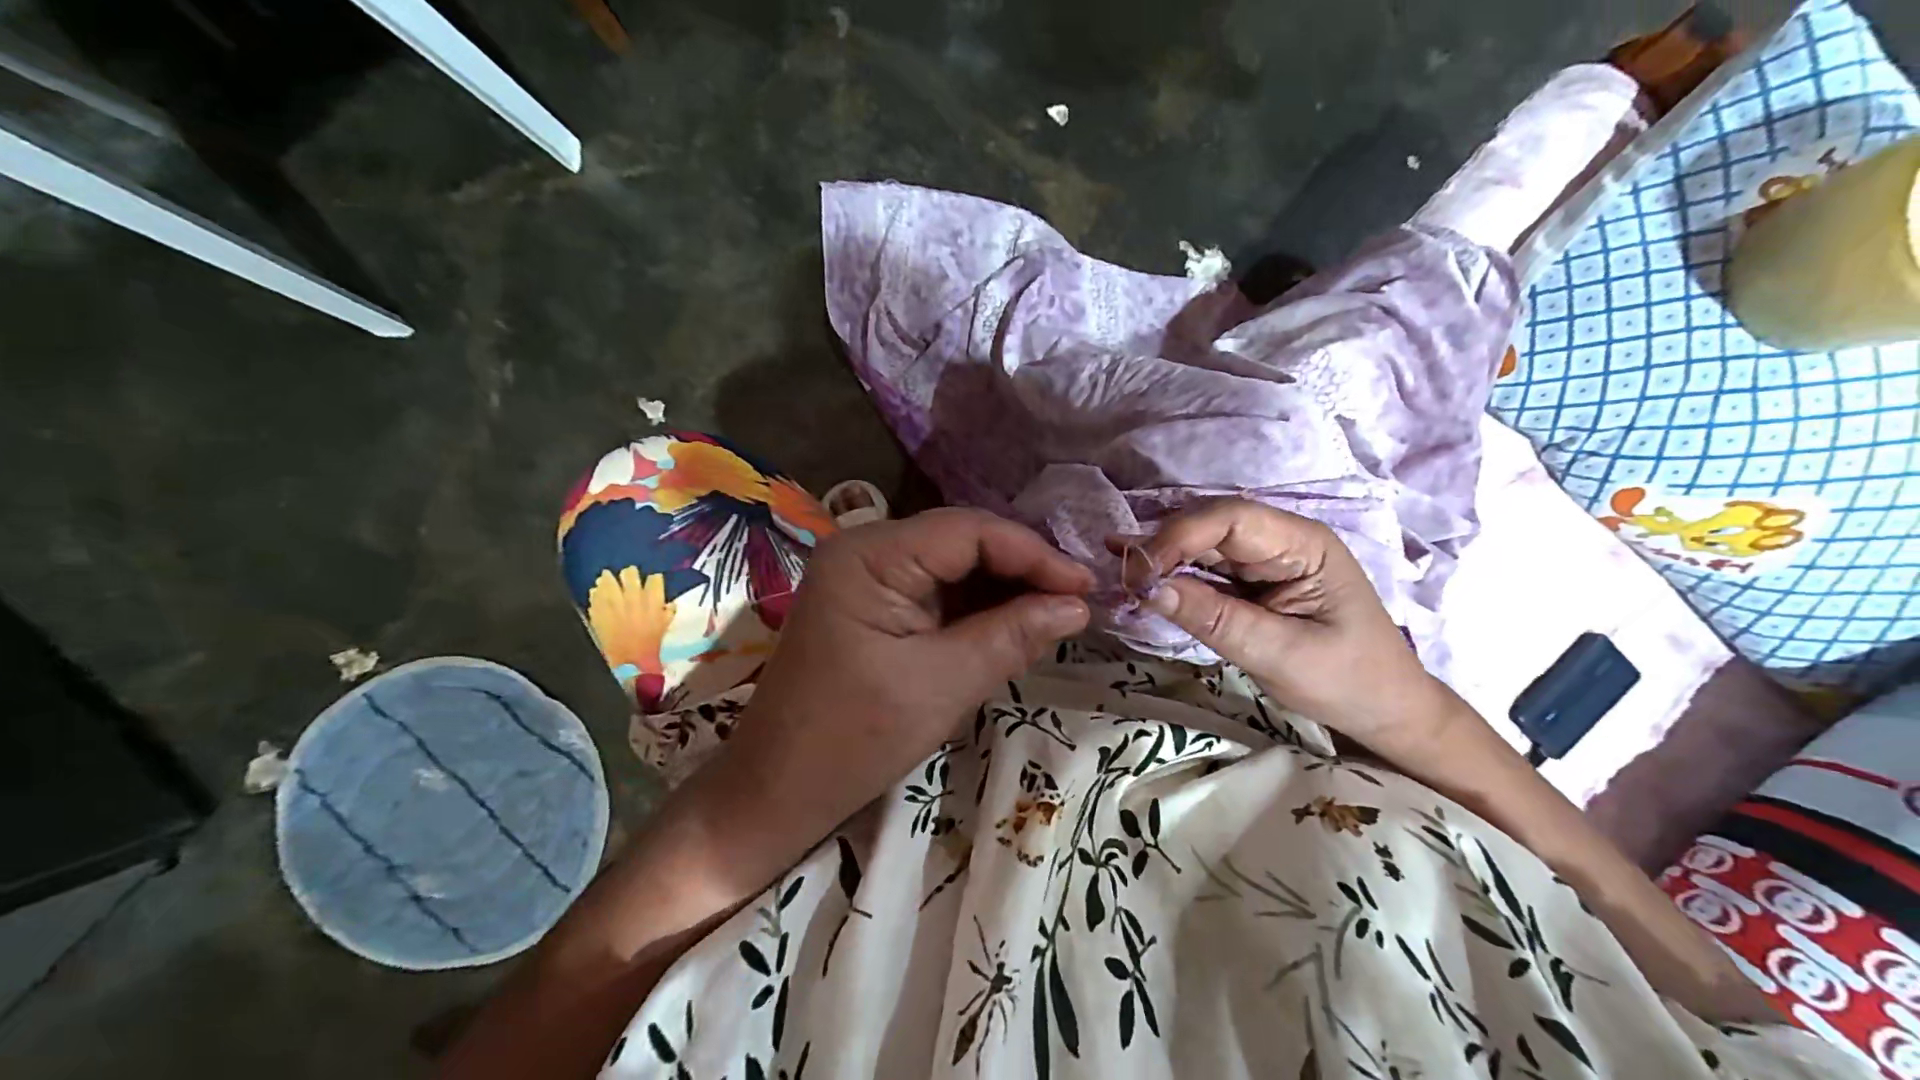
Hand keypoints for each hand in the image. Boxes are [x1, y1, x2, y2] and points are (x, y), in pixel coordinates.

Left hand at [720, 508, 1093, 837]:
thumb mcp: (944, 685)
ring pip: (953, 567)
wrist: (776, 790)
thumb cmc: (853, 739)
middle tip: (1078, 603)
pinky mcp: (872, 604)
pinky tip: (1014, 625)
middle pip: (962, 542)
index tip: (1086, 587)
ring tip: (1057, 615)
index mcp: (870, 555)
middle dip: (1022, 570)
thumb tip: (1078, 606)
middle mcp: (865, 550)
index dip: (1034, 554)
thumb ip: (1013, 636)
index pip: (968, 531)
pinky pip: (935, 592)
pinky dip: (976, 608)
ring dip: (1004, 590)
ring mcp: (865, 576)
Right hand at [1120, 498, 1455, 757]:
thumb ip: (1216, 619)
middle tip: (1119, 575)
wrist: (1385, 712)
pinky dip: (1171, 575)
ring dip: (1161, 558)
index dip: (1180, 534)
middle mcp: (1280, 541)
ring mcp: (1263, 561)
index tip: (1140, 570)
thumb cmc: (1349, 682)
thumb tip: (1149, 589)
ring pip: (1201, 545)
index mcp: (1303, 545)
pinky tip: (1139, 575)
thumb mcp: (1282, 655)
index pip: (1231, 518)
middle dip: (1163, 545)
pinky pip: (1203, 570)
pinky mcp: (1249, 584)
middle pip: (1209, 525)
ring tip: (1117, 570)